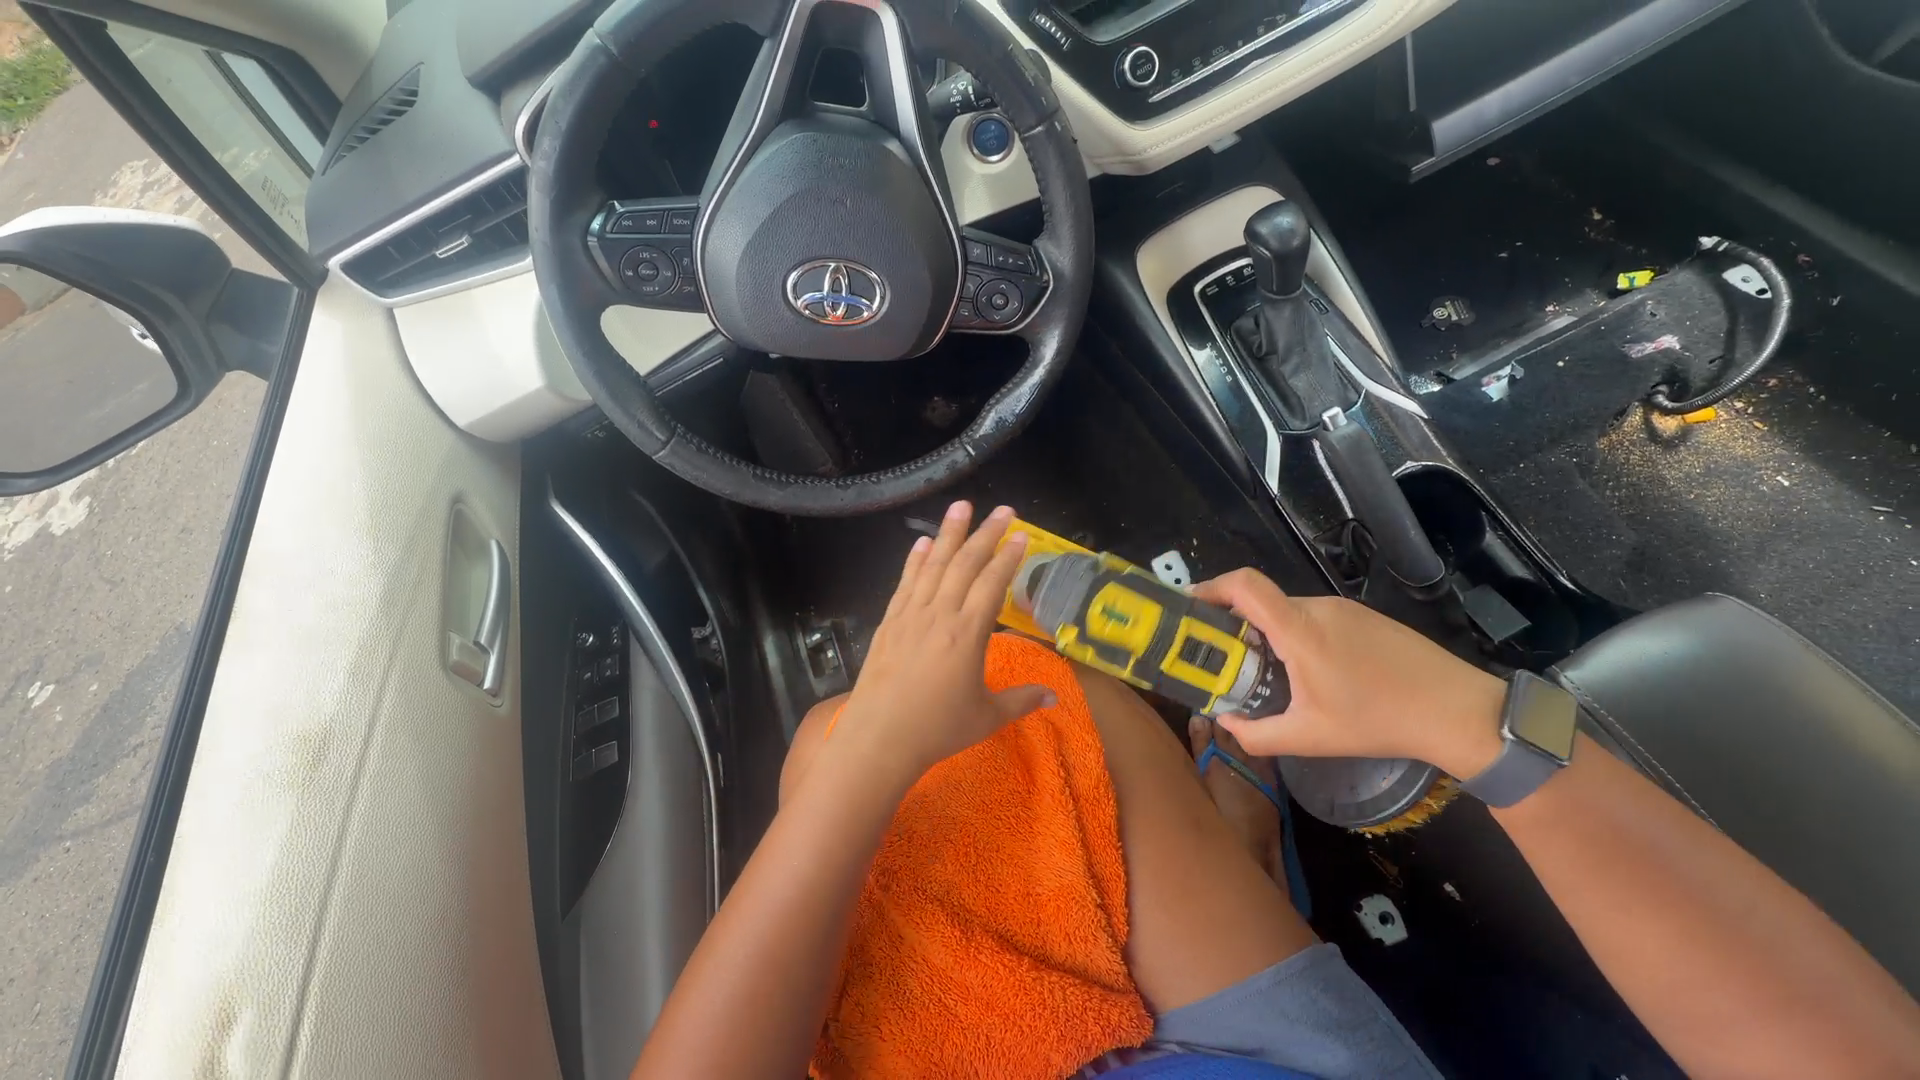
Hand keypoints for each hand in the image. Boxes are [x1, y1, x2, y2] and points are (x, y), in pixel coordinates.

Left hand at [829, 501, 1054, 781]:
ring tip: (961, 506)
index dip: (1008, 556)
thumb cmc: (937, 729)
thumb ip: (1021, 701)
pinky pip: (906, 583)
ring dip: (949, 533)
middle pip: (965, 564)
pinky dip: (915, 559)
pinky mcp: (889, 622)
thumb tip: (1055, 697)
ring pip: (934, 565)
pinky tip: (922, 542)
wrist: (879, 738)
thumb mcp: (986, 717)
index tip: (1021, 534)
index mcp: (968, 634)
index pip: (992, 583)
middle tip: (1003, 509)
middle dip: (986, 533)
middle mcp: (940, 615)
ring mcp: (911, 615)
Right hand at [1192, 568, 1505, 778]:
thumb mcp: (1309, 737)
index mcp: (1300, 629)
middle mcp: (1318, 608)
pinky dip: (1296, 638)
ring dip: (1267, 636)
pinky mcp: (1364, 618)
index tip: (1188, 608)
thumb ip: (1255, 733)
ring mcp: (1344, 609)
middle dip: (1234, 626)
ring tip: (1268, 676)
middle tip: (1223, 661)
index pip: (1244, 585)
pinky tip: (1312, 675)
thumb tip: (1224, 719)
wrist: (1459, 711)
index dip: (1210, 587)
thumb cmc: (1378, 721)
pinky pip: (1314, 619)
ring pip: (1287, 613)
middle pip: (1261, 602)